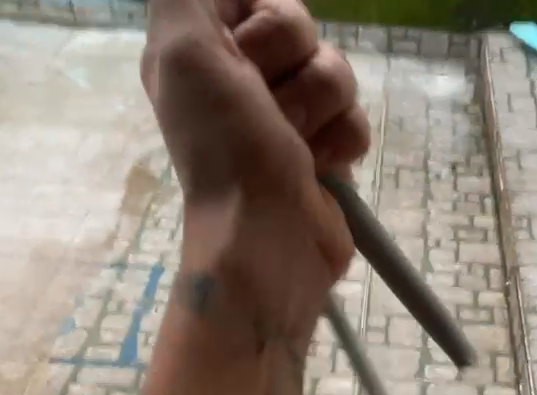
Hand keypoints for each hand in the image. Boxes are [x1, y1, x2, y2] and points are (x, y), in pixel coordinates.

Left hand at [141, 0, 370, 320]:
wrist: (268, 231)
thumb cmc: (223, 145)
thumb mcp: (180, 46)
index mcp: (204, 46)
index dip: (259, 16)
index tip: (241, 51)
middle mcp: (247, 76)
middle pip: (299, 23)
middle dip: (291, 62)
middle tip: (268, 105)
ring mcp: (293, 116)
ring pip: (336, 70)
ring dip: (320, 106)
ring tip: (296, 143)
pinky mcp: (329, 151)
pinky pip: (356, 119)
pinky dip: (342, 142)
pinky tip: (319, 166)